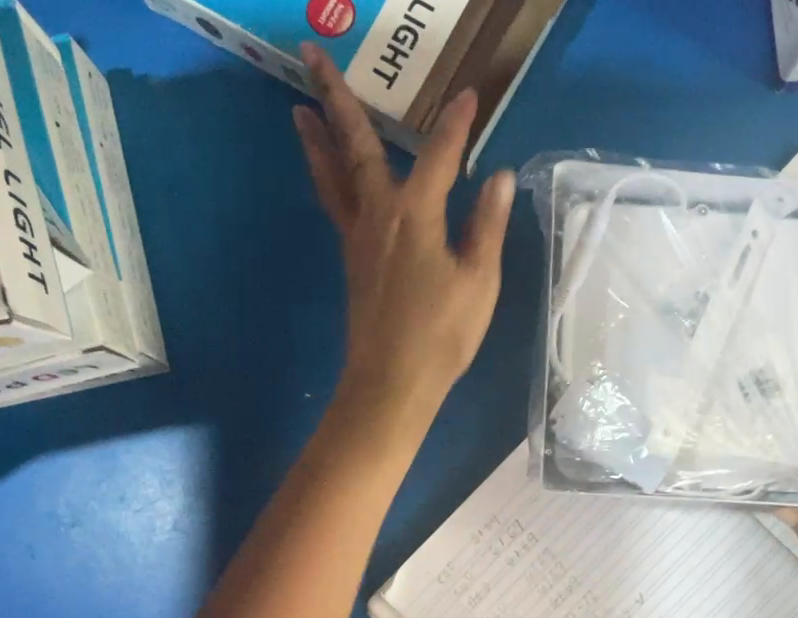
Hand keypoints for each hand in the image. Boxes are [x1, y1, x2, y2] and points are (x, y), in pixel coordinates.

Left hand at [293, 44, 515, 422]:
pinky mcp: (352, 259)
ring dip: (318, 137)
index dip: (456, 124)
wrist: (392, 380)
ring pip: (334, 175)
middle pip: (356, 146)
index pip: (440, 155)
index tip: (470, 94)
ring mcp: (359, 237)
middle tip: (311, 57)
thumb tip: (499, 177)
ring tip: (298, 107)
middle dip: (336, 99)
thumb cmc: (442, 334)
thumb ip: (487, 226)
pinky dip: (327, 176)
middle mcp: (378, 214)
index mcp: (416, 215)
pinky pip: (334, 202)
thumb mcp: (479, 282)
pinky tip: (328, 172)